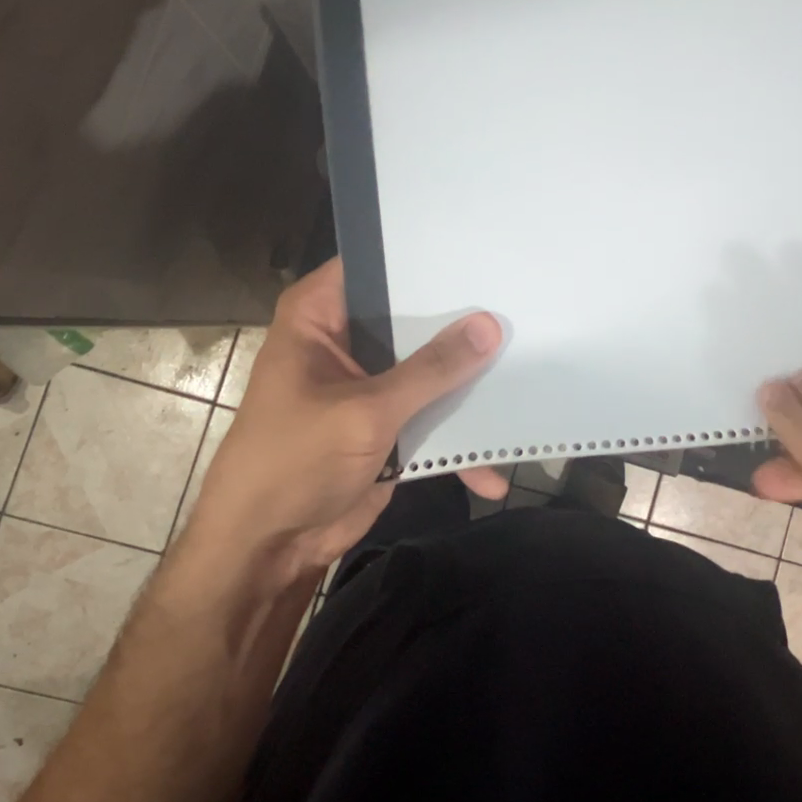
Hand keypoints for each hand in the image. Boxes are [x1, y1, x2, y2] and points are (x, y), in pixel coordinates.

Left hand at [179, 258, 506, 589]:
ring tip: (533, 374)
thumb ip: (431, 370)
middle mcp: (345, 342)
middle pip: (413, 319)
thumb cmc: (293, 463)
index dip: (426, 259)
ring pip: (430, 369)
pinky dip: (458, 444)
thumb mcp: (365, 412)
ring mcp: (369, 386)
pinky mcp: (387, 427)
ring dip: (469, 384)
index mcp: (320, 317)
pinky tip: (494, 470)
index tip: (483, 254)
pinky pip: (433, 418)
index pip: (377, 266)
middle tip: (525, 304)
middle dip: (463, 322)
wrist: (267, 548)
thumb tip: (490, 326)